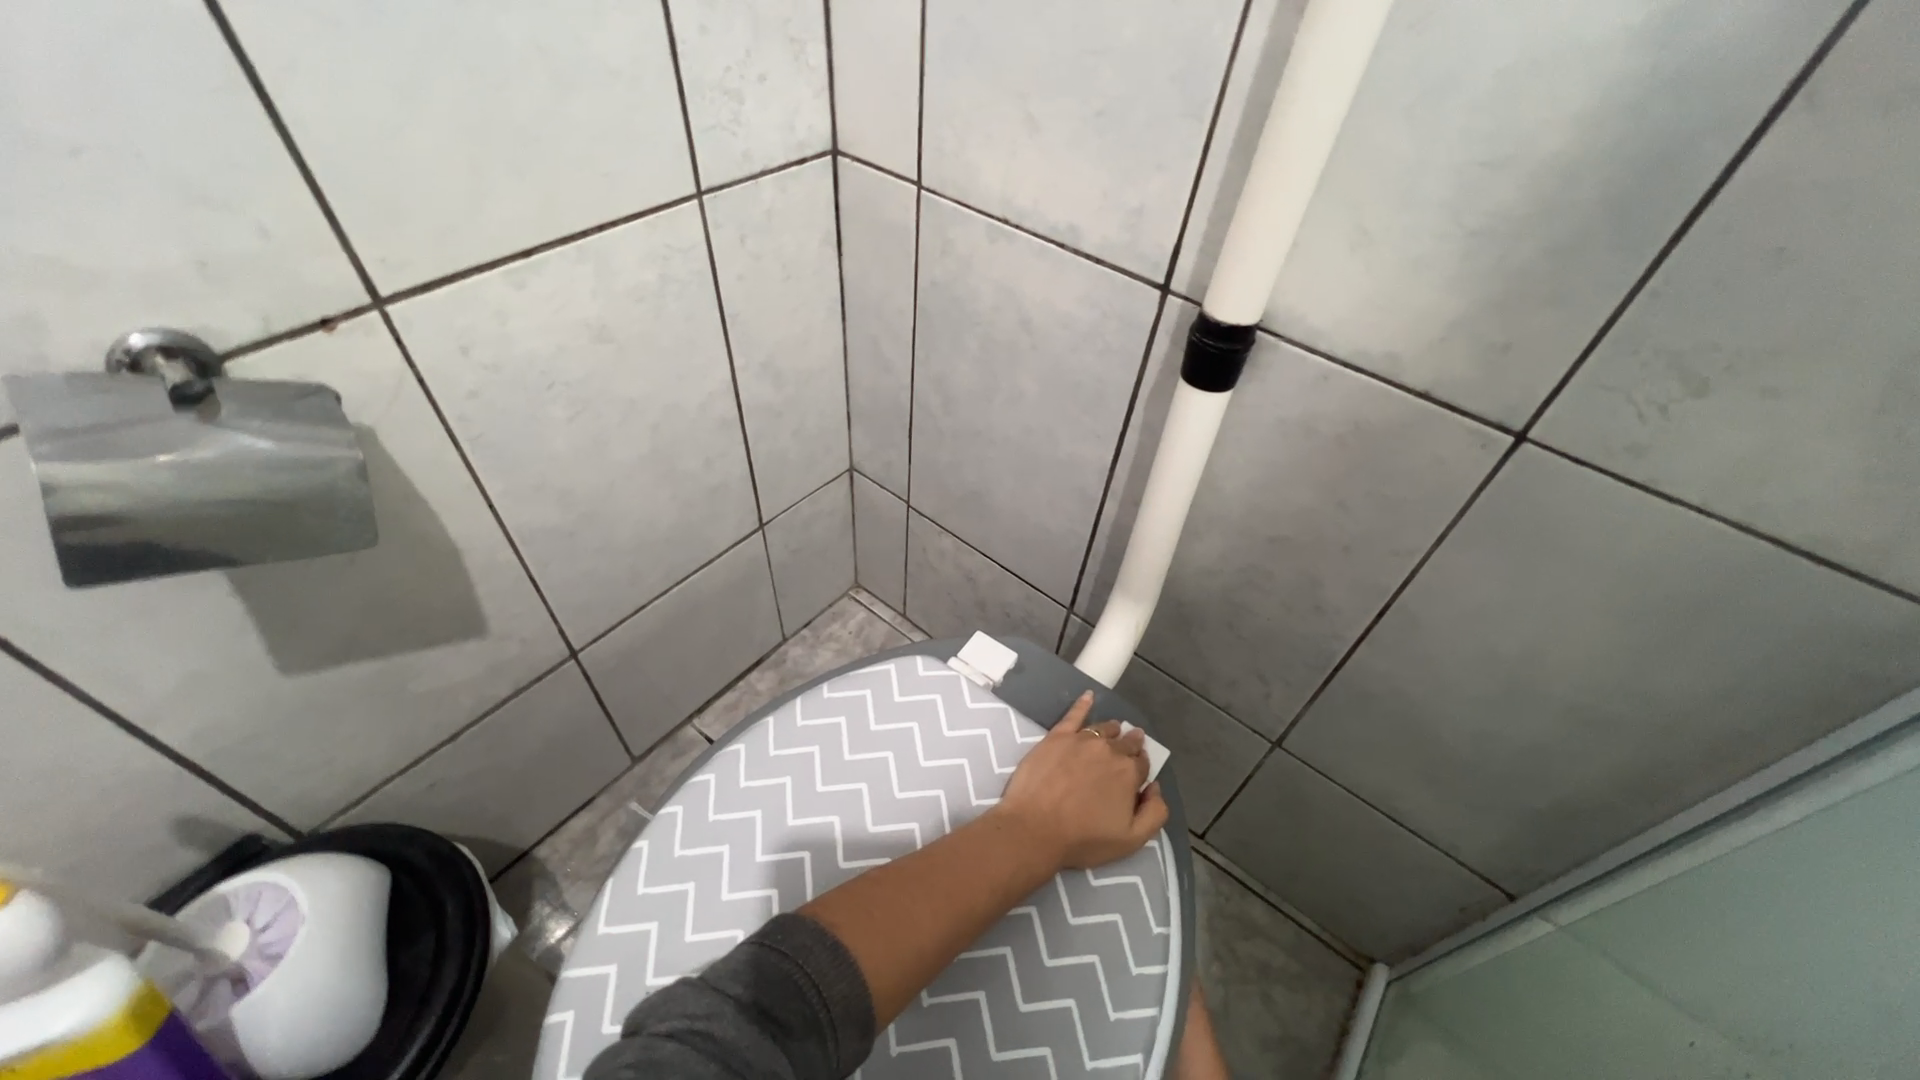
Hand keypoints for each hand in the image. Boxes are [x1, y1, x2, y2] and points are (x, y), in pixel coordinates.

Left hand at [993, 691, 1169, 869]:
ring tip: (1114, 730)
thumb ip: (1155, 813)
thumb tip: (1155, 787)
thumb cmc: (1083, 839)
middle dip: (1131, 744)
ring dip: (1112, 730)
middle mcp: (1109, 751)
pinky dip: (1083, 704)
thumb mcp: (1132, 840)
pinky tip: (1088, 696)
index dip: (1140, 768)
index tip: (1137, 772)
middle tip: (1131, 745)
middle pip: (1126, 743)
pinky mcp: (1057, 737)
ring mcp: (1082, 740)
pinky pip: (1073, 714)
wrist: (1035, 828)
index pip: (1142, 764)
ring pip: (1104, 729)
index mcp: (1129, 774)